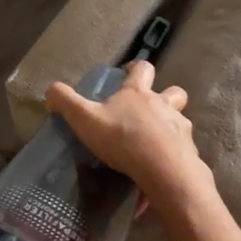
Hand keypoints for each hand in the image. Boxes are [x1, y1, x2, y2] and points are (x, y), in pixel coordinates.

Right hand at [45, 61, 214, 211]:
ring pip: (181, 121)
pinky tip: (161, 171)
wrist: (164, 170)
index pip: (143, 69)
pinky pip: (183, 152)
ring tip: (155, 144)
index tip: (129, 72)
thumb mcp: (85, 119)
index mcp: (138, 93)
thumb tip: (50, 90)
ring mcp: (181, 129)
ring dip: (171, 127)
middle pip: (174, 92)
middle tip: (149, 110)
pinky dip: (174, 158)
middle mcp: (164, 106)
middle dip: (165, 96)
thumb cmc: (122, 138)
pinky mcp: (190, 153)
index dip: (136, 68)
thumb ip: (66, 102)